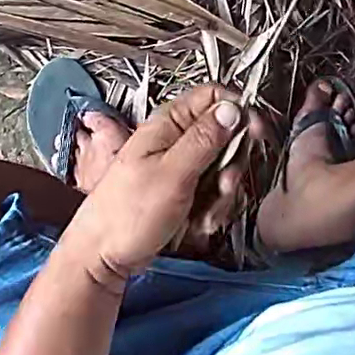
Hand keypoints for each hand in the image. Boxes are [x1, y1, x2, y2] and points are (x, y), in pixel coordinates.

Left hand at [54, 84, 242, 293]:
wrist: (102, 258)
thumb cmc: (127, 213)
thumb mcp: (172, 173)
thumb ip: (204, 139)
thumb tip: (232, 107)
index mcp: (170, 122)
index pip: (214, 96)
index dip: (237, 110)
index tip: (252, 134)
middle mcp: (177, 138)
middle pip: (225, 133)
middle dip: (232, 163)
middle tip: (223, 184)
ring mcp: (181, 165)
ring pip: (223, 166)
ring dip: (223, 192)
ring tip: (205, 211)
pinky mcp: (185, 190)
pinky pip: (214, 191)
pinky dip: (213, 208)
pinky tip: (199, 223)